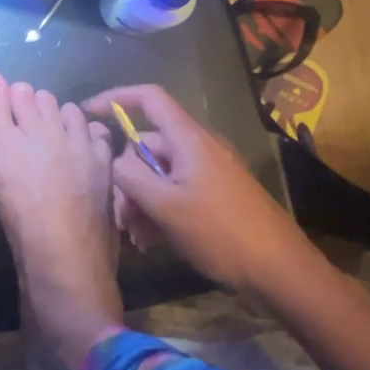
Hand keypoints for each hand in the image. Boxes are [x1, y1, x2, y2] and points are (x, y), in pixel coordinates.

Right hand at [84, 84, 317, 294]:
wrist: (281, 271)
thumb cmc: (221, 232)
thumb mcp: (165, 206)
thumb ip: (130, 176)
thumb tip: (115, 160)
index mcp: (189, 139)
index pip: (149, 98)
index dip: (116, 98)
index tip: (88, 113)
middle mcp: (199, 148)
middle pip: (148, 145)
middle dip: (126, 177)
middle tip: (118, 214)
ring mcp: (209, 172)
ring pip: (159, 173)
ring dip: (141, 200)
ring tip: (135, 235)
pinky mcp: (216, 195)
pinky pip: (176, 190)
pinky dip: (159, 209)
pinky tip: (151, 241)